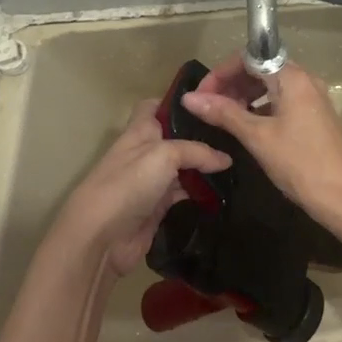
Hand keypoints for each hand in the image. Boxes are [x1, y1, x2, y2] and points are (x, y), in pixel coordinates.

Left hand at [51, 98, 231, 277]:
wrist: (101, 239)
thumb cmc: (128, 183)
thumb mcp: (164, 154)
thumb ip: (197, 151)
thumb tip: (226, 159)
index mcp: (140, 131)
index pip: (156, 106)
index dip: (178, 102)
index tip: (209, 103)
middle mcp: (146, 153)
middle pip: (177, 138)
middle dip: (202, 136)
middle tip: (236, 134)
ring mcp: (152, 181)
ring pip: (184, 167)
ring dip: (206, 167)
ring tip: (240, 160)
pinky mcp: (159, 208)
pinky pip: (185, 194)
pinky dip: (202, 193)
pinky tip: (226, 189)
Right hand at [181, 56, 341, 227]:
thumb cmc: (299, 163)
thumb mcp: (258, 137)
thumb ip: (224, 113)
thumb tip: (189, 98)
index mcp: (294, 78)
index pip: (250, 57)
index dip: (222, 72)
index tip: (202, 94)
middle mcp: (306, 80)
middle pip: (262, 69)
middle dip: (232, 83)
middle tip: (208, 106)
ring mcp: (314, 98)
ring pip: (272, 85)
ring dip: (246, 95)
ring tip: (223, 116)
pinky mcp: (316, 116)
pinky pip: (284, 100)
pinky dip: (262, 107)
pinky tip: (248, 125)